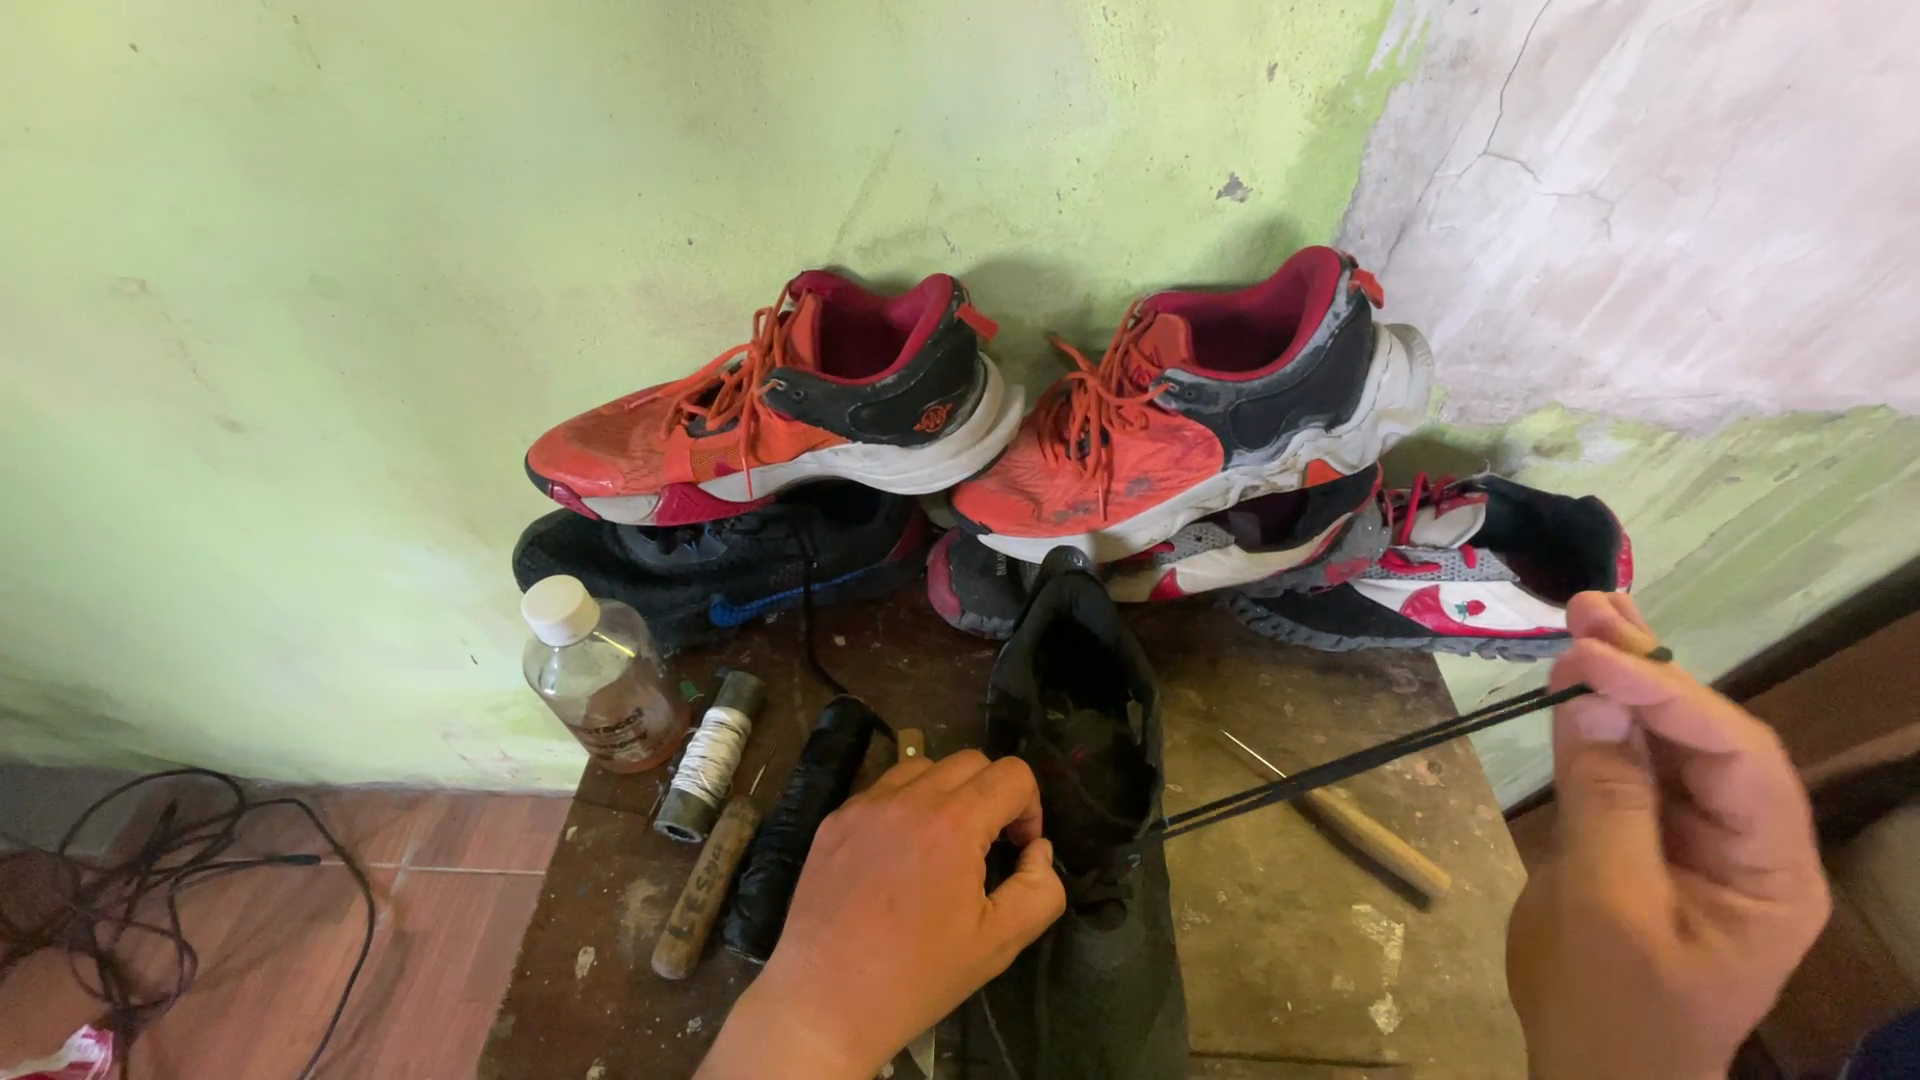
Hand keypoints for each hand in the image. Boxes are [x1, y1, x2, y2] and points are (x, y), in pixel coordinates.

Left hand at [699, 749, 1066, 1078]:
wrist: (824, 1002)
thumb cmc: (917, 976)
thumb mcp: (999, 943)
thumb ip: (1040, 889)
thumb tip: (1038, 850)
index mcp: (954, 822)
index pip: (1012, 774)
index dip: (1029, 808)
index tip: (1019, 849)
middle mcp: (908, 798)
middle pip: (971, 761)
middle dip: (993, 796)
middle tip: (987, 848)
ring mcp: (865, 804)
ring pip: (924, 767)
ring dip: (947, 794)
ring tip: (941, 846)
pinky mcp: (835, 820)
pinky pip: (883, 791)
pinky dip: (904, 807)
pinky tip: (898, 857)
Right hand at [1507, 592, 1829, 1079]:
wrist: (1592, 1062)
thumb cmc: (1612, 999)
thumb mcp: (1607, 903)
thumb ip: (1606, 799)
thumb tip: (1587, 699)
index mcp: (1770, 869)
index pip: (1734, 757)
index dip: (1666, 694)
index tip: (1588, 654)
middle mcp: (1744, 839)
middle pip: (1709, 734)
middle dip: (1653, 668)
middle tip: (1590, 607)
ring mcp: (1689, 832)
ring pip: (1666, 737)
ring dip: (1625, 675)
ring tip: (1584, 616)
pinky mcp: (1638, 828)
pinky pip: (1625, 758)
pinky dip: (1597, 712)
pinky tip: (1574, 674)